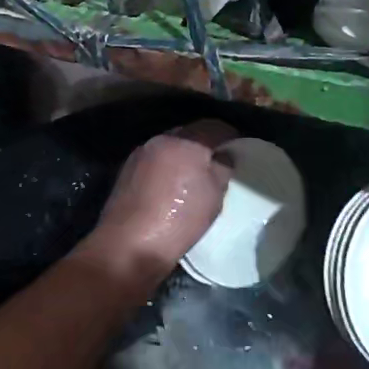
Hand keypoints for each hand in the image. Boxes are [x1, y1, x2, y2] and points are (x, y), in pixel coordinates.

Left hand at [77, 121, 234, 287]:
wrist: (130, 242)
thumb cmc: (179, 220)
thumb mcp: (213, 196)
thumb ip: (221, 170)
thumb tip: (223, 157)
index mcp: (184, 142)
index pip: (214, 126)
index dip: (230, 134)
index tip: (239, 146)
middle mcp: (160, 140)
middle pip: (190, 132)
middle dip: (205, 142)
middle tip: (219, 160)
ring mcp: (141, 152)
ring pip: (170, 144)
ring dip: (184, 153)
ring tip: (196, 173)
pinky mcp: (128, 167)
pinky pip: (156, 158)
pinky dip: (167, 163)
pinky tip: (172, 182)